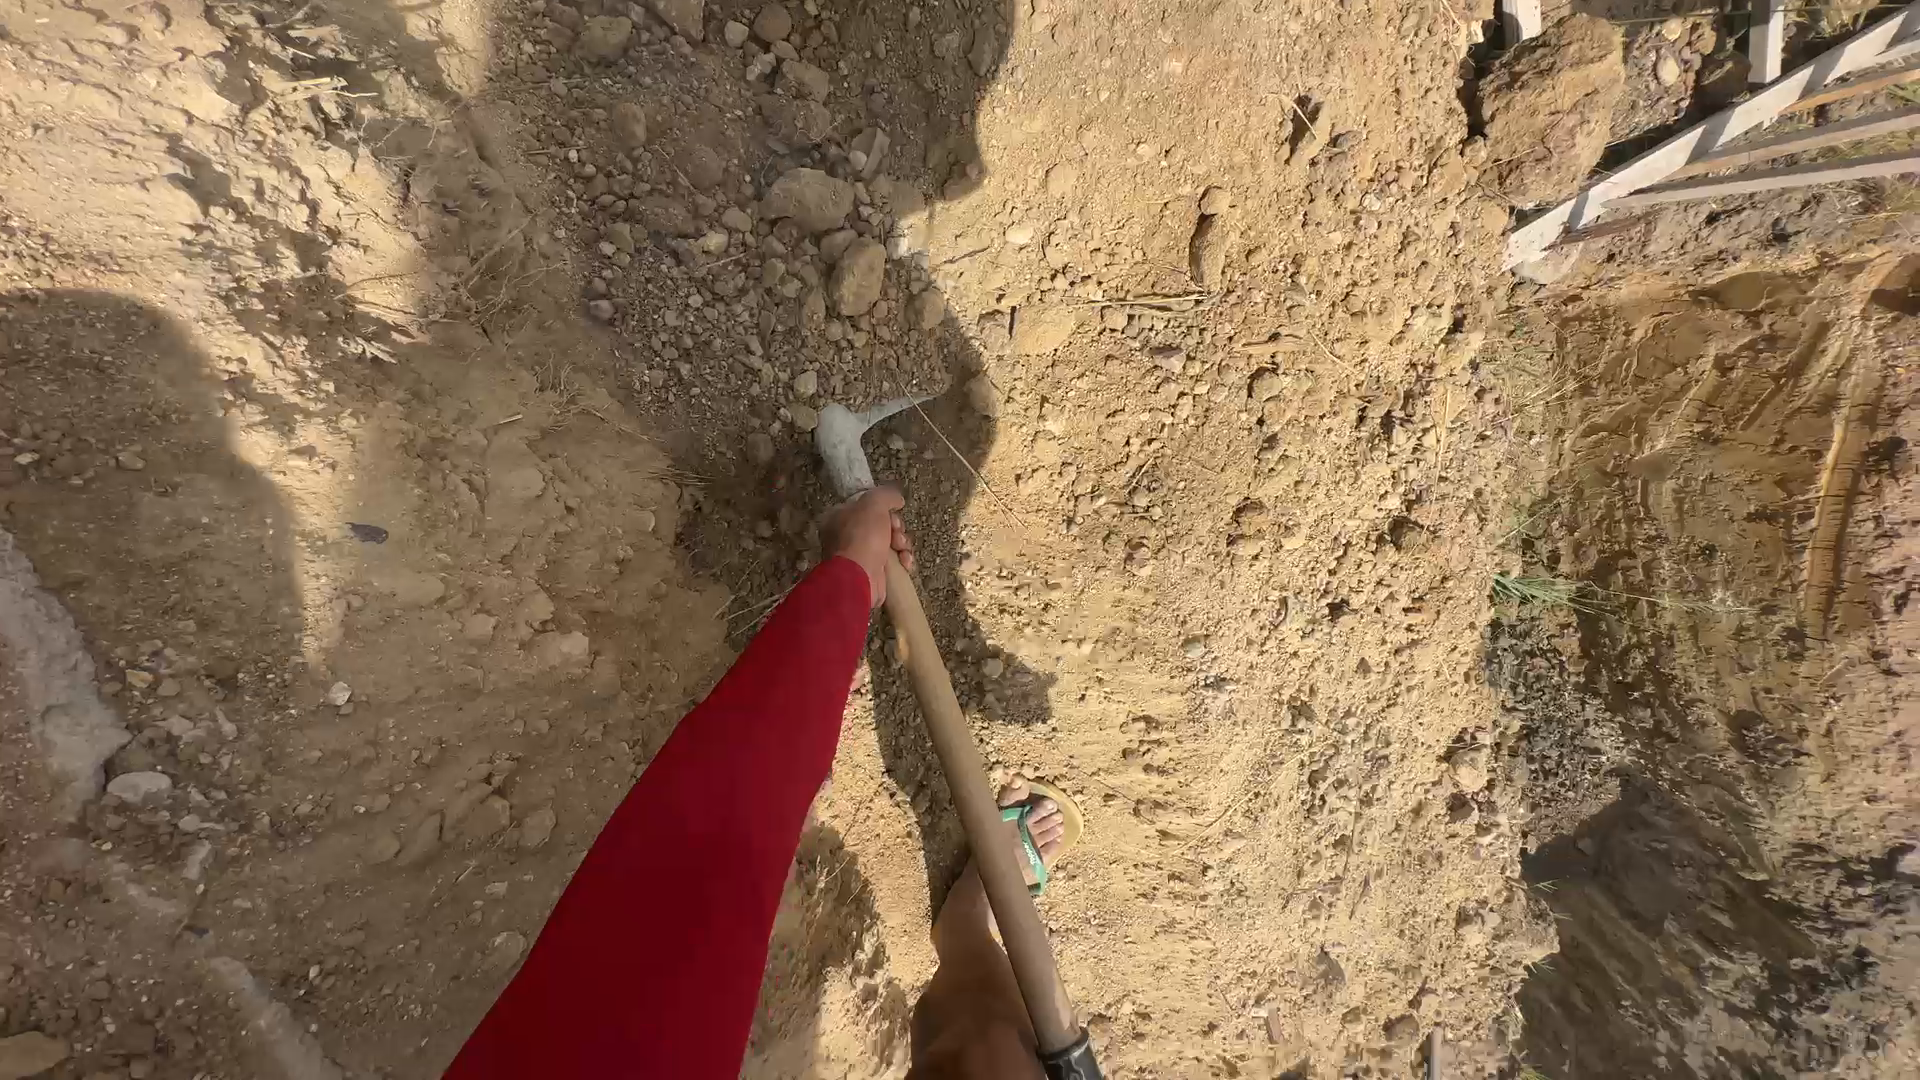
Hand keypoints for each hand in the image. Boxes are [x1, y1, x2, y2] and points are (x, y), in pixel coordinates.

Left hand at [822, 485, 914, 607]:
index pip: (865, 506)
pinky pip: (893, 561)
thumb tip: (898, 499)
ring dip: (902, 544)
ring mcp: (859, 556)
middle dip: (896, 528)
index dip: (883, 508)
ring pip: (890, 542)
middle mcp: (846, 536)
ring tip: (902, 549)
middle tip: (896, 533)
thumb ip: (885, 495)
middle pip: (881, 524)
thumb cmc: (862, 537)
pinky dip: (902, 560)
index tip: (892, 512)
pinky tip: (905, 563)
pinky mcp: (873, 573)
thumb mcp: (873, 504)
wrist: (860, 578)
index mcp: (838, 517)